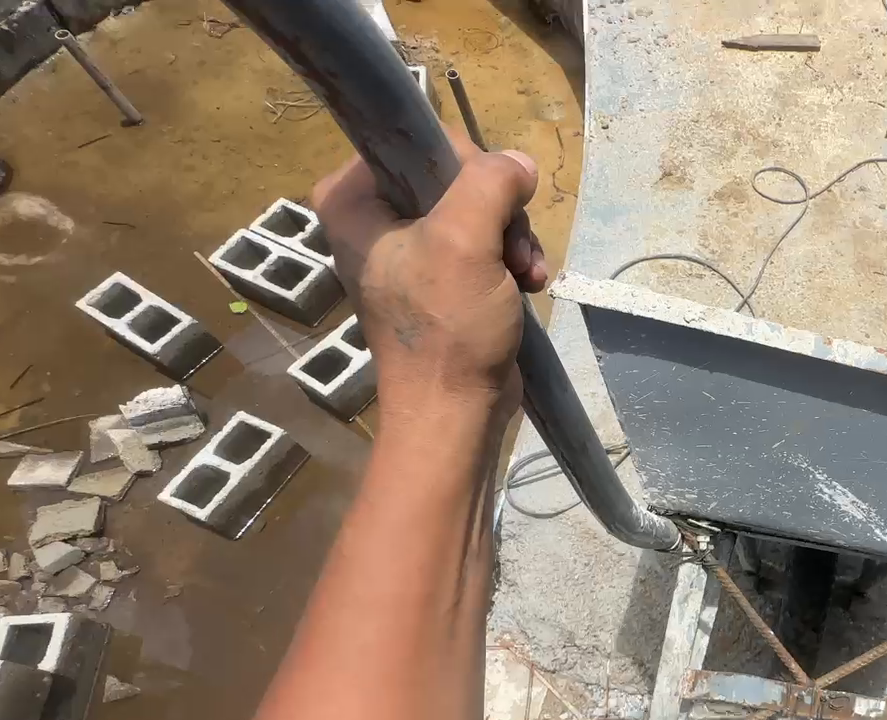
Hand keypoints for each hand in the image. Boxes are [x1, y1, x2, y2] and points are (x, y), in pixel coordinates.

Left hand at [312, 129, 549, 425]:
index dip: (472, 172)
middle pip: (458, 181)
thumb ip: (490, 185)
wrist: (456, 409)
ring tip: (528, 276)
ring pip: (481, 216)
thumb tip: (521, 163)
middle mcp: (377, 219)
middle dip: (501, 218)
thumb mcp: (465, 243)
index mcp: (354, 198)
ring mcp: (413, 254)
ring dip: (516, 243)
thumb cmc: (448, 328)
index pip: (422, 144)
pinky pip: (487, 250)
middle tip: (514, 255)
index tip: (496, 214)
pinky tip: (531, 286)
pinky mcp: (444, 284)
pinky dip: (514, 265)